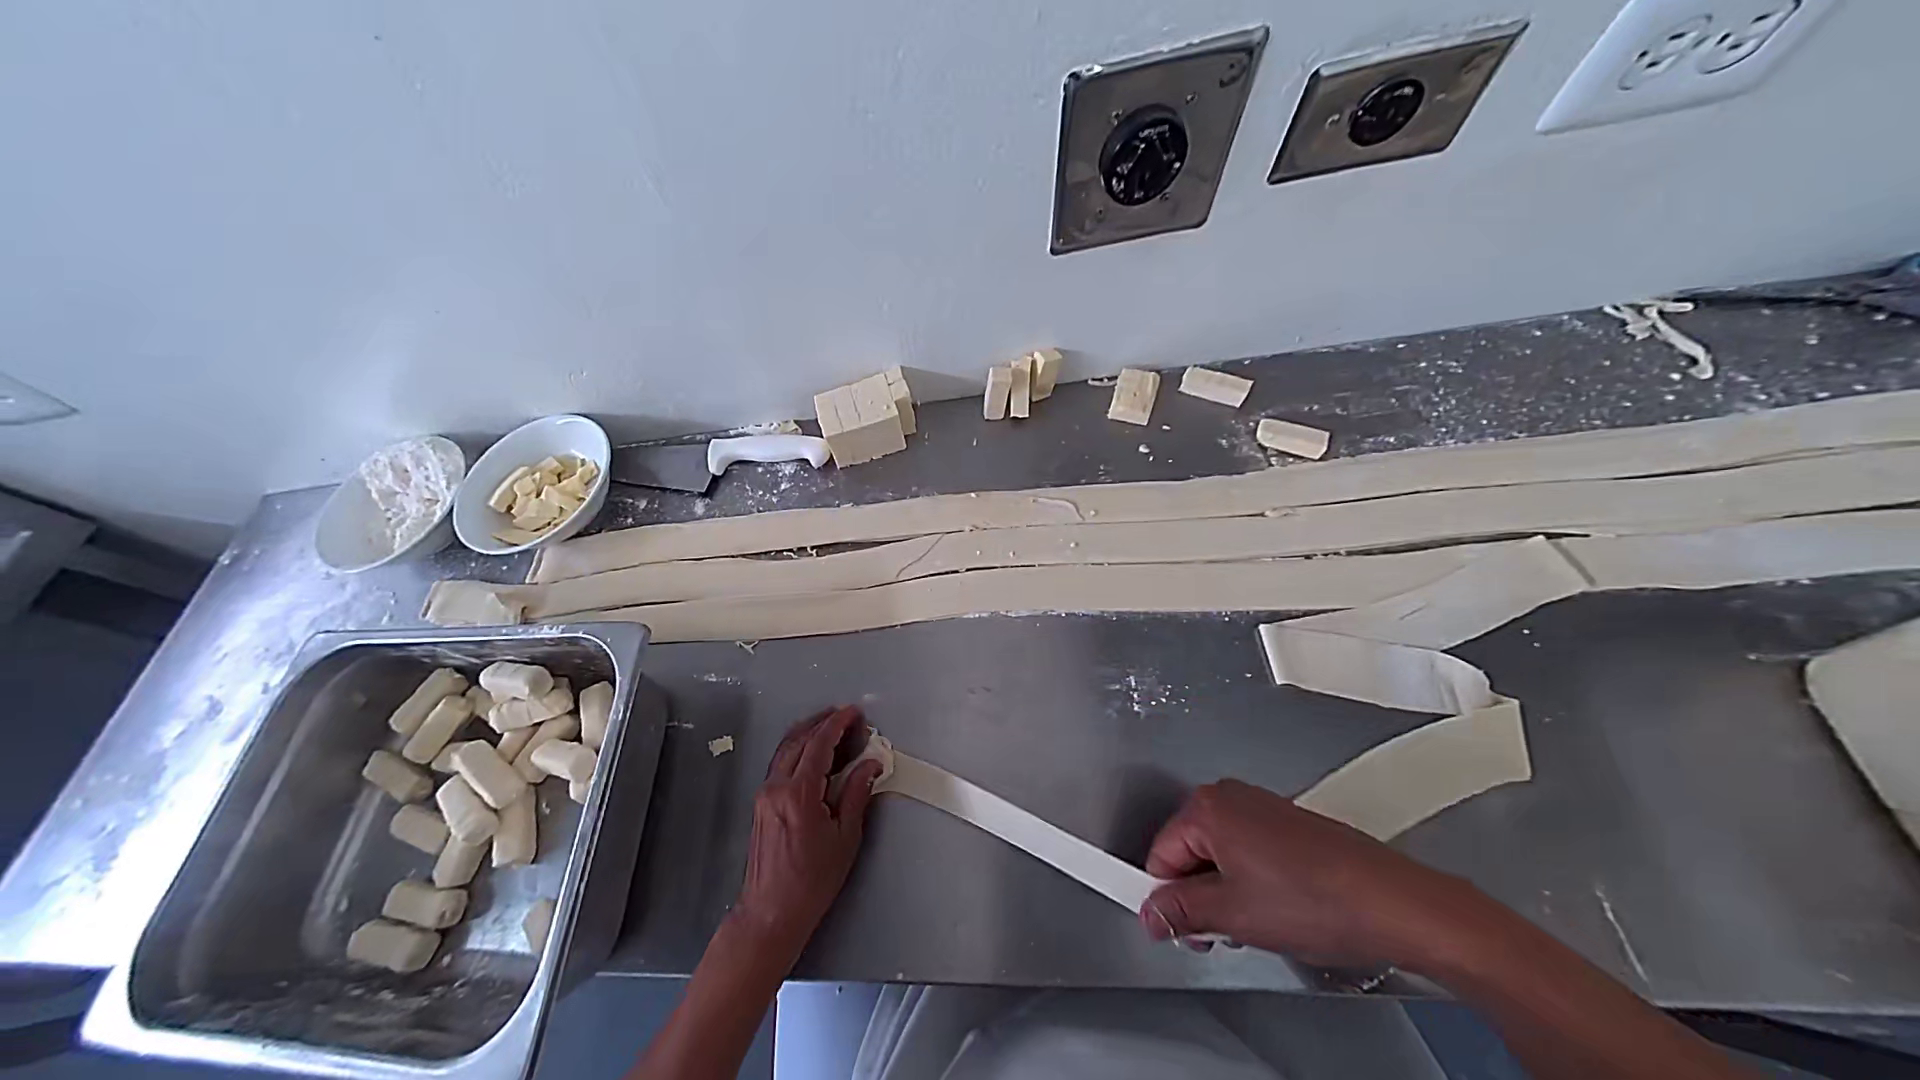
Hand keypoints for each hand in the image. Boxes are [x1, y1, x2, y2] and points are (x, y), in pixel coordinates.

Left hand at [732, 705, 884, 957]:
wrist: (771, 912)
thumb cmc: (813, 880)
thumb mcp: (845, 837)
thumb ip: (856, 794)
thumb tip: (871, 764)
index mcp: (798, 794)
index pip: (819, 745)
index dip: (838, 724)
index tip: (855, 713)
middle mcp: (776, 787)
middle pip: (799, 740)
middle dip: (823, 723)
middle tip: (846, 717)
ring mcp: (765, 794)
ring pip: (786, 749)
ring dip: (809, 733)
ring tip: (831, 727)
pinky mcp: (761, 803)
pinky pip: (780, 763)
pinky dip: (798, 749)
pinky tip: (813, 753)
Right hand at [1140, 780, 1476, 969]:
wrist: (1395, 905)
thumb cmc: (1324, 897)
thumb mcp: (1232, 915)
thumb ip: (1180, 911)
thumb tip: (1155, 911)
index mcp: (1209, 808)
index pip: (1158, 854)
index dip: (1162, 897)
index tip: (1165, 922)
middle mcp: (1232, 797)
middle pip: (1186, 851)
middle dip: (1195, 895)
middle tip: (1218, 931)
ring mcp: (1261, 808)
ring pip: (1218, 855)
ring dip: (1224, 892)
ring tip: (1256, 923)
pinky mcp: (1286, 825)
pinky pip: (1246, 852)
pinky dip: (1250, 882)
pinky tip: (1277, 909)